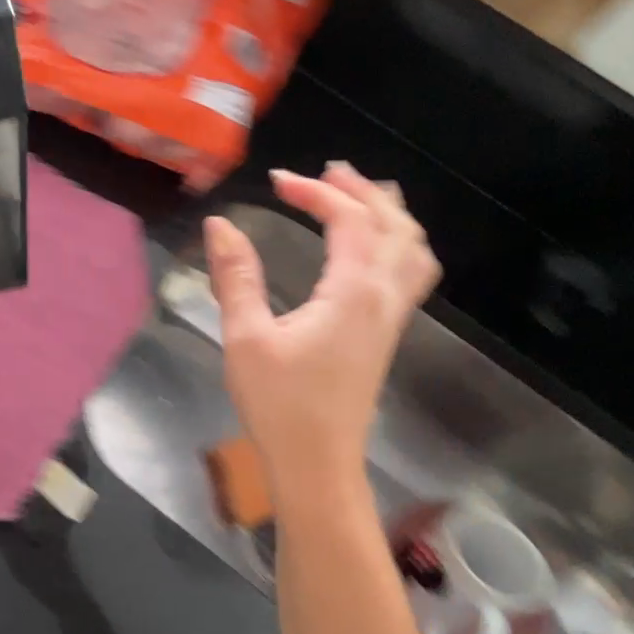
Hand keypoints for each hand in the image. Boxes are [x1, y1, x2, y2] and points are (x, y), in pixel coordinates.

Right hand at [206, 161, 440, 492]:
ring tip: (360, 197)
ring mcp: (390, 319)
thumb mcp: (246, 337)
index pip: (349, 221)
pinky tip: (372, 252)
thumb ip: (237, 278)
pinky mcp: (384, 336)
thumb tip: (220, 226)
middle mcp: (383, 297)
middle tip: (328, 173)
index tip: (276, 181)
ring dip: (390, 215)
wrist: (317, 461)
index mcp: (353, 291)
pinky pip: (410, 273)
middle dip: (363, 192)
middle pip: (394, 227)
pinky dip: (398, 244)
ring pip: (413, 250)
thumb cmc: (278, 401)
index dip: (316, 192)